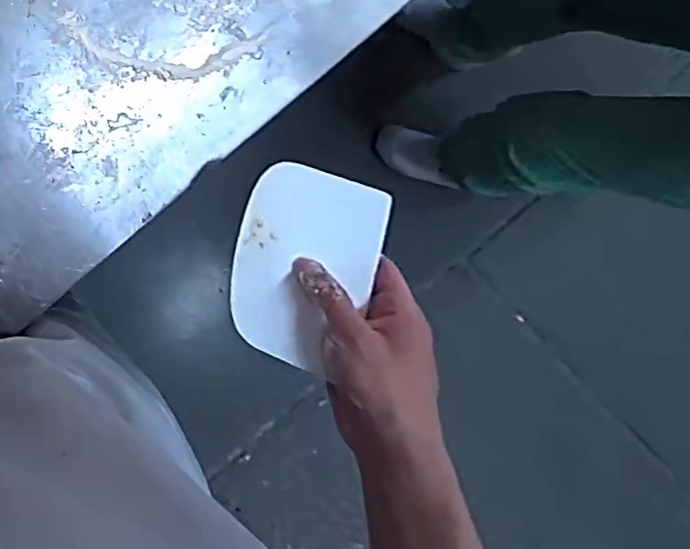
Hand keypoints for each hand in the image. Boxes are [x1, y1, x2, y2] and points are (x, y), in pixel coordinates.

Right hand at [293, 257, 440, 458]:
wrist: (390, 450)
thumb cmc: (385, 392)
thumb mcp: (354, 336)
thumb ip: (329, 297)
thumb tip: (309, 267)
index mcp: (403, 313)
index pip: (378, 268)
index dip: (350, 252)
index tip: (321, 240)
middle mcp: (389, 326)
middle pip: (355, 289)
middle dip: (326, 278)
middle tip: (295, 260)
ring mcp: (371, 347)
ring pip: (339, 314)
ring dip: (316, 306)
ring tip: (286, 286)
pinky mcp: (354, 365)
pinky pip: (330, 337)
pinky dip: (313, 330)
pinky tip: (291, 322)